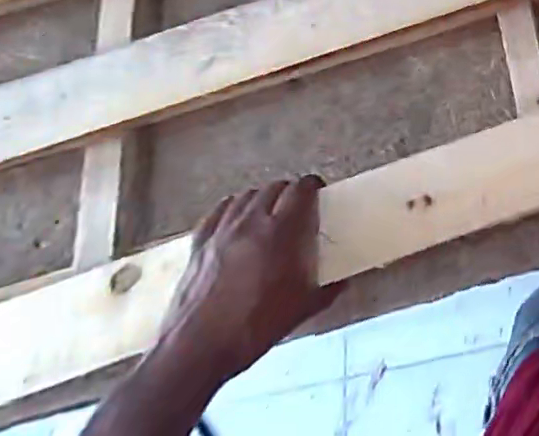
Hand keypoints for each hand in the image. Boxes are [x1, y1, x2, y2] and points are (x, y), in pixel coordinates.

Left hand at [152, 176, 342, 382]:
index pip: (302, 188)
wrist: (195, 352)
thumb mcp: (301, 309)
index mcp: (282, 231)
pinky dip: (231, 208)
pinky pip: (217, 211)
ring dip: (261, 198)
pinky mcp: (198, 245)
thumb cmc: (254, 327)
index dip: (313, 186)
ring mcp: (222, 232)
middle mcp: (252, 222)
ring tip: (267, 213)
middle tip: (295, 207)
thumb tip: (343, 284)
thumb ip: (327, 290)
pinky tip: (235, 219)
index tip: (318, 195)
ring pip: (246, 195)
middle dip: (289, 192)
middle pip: (275, 187)